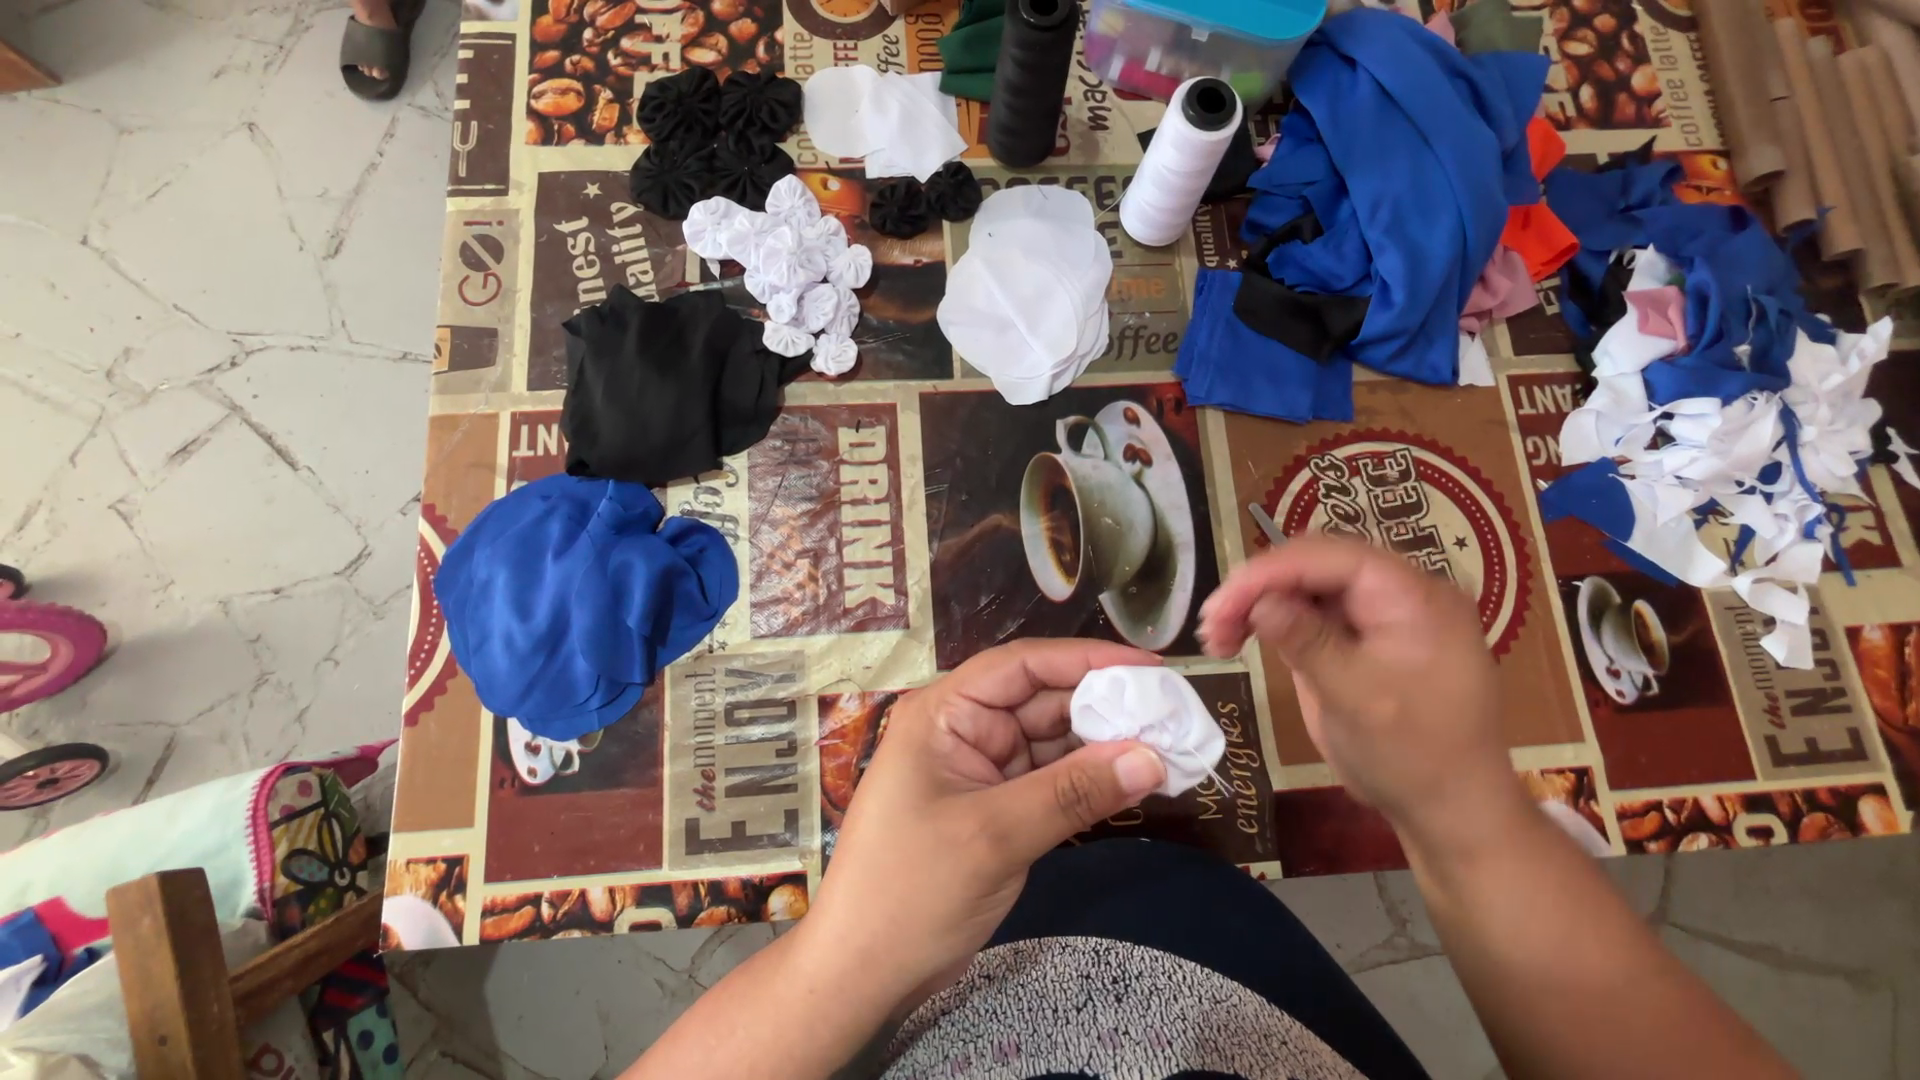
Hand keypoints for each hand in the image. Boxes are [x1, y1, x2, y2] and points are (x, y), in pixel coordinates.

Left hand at [803, 639, 1167, 1003]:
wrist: (862, 972)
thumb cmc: (912, 890)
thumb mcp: (995, 835)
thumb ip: (1075, 792)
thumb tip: (1153, 756)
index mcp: (945, 713)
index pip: (1022, 665)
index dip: (1087, 659)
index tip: (1152, 670)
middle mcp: (963, 729)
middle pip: (1042, 700)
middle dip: (1105, 706)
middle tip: (1174, 716)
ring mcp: (979, 770)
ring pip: (1052, 741)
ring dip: (1103, 745)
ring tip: (1167, 746)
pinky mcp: (994, 808)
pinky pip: (1049, 781)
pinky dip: (1088, 781)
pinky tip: (1132, 780)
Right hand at [1197, 535, 1520, 842]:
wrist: (1448, 808)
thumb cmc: (1412, 754)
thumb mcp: (1357, 699)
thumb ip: (1308, 643)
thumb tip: (1259, 601)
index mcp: (1413, 597)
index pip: (1333, 557)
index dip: (1270, 571)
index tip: (1221, 602)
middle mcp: (1396, 594)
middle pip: (1314, 566)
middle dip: (1257, 588)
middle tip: (1211, 624)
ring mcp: (1375, 616)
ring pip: (1303, 586)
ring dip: (1255, 604)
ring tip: (1216, 638)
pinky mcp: (1355, 638)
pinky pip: (1306, 613)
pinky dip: (1269, 622)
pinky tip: (1236, 640)